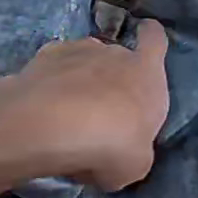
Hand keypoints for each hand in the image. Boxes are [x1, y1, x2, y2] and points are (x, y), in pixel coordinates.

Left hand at [0, 19, 169, 190]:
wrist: (52, 126)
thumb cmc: (111, 144)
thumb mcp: (137, 163)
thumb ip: (136, 147)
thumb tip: (126, 147)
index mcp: (146, 73)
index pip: (155, 39)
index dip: (151, 36)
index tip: (145, 35)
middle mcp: (115, 53)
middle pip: (117, 56)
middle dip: (110, 76)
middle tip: (100, 111)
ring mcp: (77, 50)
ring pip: (84, 60)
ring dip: (80, 78)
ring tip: (66, 111)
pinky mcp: (44, 56)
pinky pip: (54, 67)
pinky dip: (51, 81)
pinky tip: (42, 105)